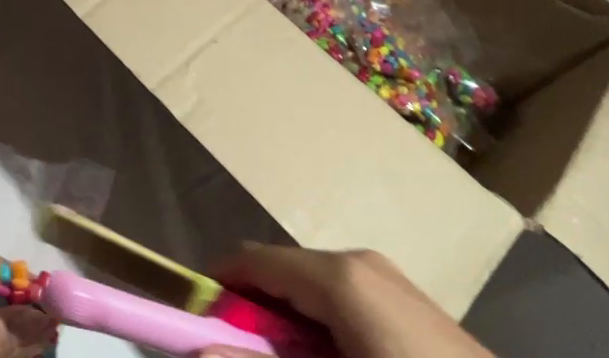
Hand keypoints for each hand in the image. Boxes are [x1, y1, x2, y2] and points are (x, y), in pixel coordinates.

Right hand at [194, 245, 494, 357]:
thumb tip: (197, 351)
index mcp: (338, 274)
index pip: (248, 259)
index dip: (216, 291)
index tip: (201, 331)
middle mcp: (358, 262)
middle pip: (278, 274)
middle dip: (255, 316)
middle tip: (251, 356)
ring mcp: (389, 279)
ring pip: (310, 290)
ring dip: (290, 328)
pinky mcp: (410, 303)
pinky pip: (343, 302)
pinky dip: (324, 331)